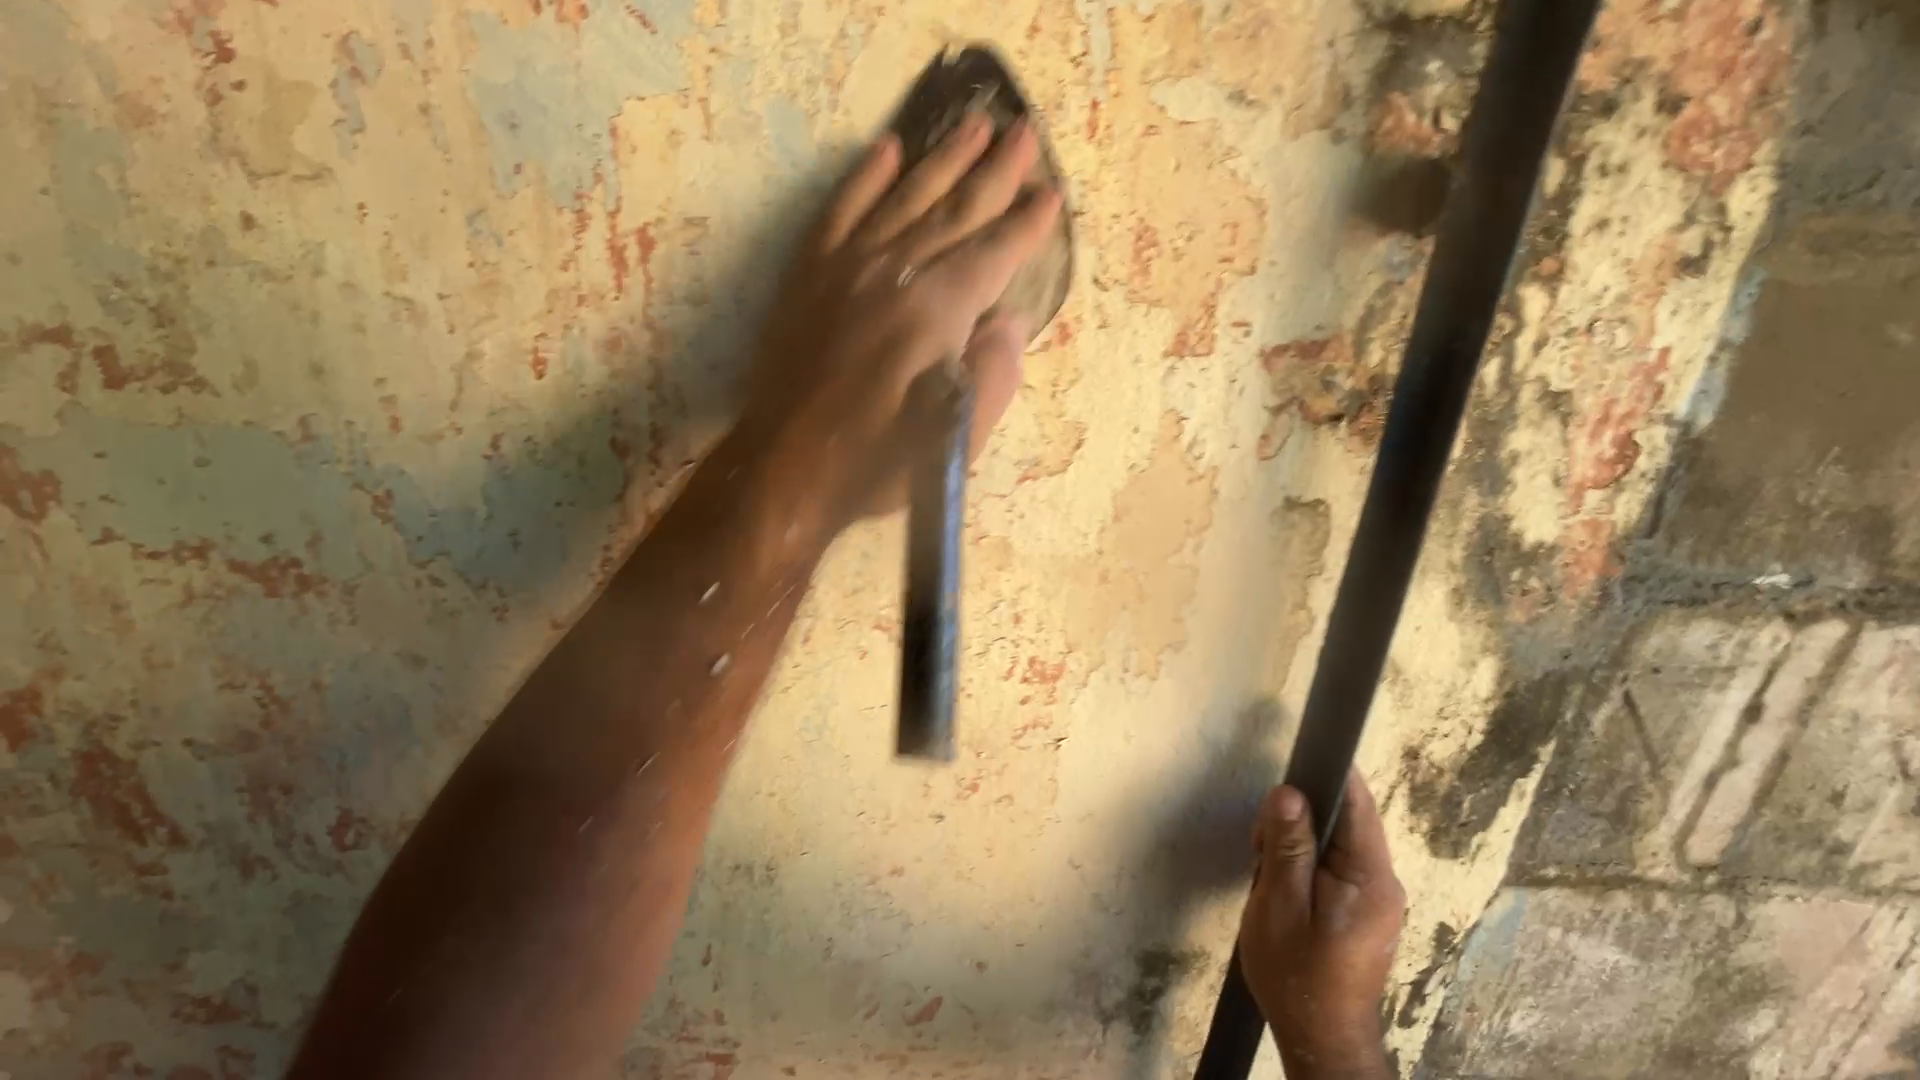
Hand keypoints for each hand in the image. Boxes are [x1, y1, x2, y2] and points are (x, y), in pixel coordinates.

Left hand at [739, 114, 1061, 530]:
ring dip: (942, 160)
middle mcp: (892, 274)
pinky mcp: (808, 276)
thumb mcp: (954, 443)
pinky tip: (886, 149)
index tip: (1051, 194)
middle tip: (1024, 131)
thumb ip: (993, 377)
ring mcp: (845, 269)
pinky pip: (839, 211)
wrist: (782, 470)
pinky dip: (863, 178)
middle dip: (995, 171)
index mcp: (934, 314)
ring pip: (903, 199)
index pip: (993, 254)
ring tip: (974, 124)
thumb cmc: (874, 467)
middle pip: (954, 211)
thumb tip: (1010, 322)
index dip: (1026, 226)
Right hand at [1239, 773, 1406, 1079]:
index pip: (1357, 801)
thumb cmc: (1296, 973)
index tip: (1291, 766)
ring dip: (1298, 845)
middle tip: (1260, 848)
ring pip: (1336, 842)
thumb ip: (1286, 846)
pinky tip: (1283, 887)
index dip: (1326, 774)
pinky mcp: (1365, 910)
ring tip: (1268, 874)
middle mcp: (1384, 880)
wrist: (1320, 1038)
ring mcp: (1378, 897)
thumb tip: (1288, 792)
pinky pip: (1336, 865)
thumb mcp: (1280, 905)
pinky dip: (1306, 865)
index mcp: (1370, 875)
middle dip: (1298, 819)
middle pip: (1345, 819)